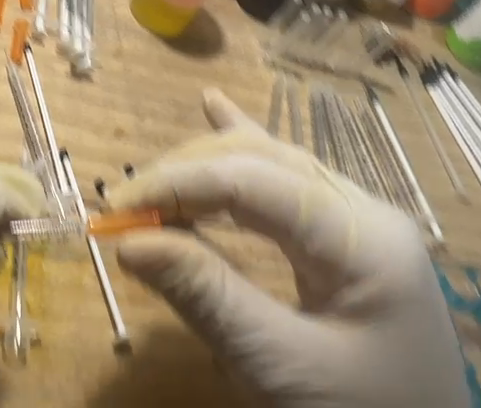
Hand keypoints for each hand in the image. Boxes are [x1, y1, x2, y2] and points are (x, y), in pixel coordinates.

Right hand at [114, 89, 467, 407]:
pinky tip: (218, 111)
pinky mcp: (347, 249)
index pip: (252, 180)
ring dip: (207, 170)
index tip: (116, 211)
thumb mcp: (283, 369)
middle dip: (189, 175)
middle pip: (263, 162)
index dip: (178, 185)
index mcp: (362, 235)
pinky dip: (243, 161)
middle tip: (126, 206)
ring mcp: (359, 227)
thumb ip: (209, 298)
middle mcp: (364, 212)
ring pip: (272, 169)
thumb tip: (127, 242)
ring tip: (153, 177)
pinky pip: (287, 191)